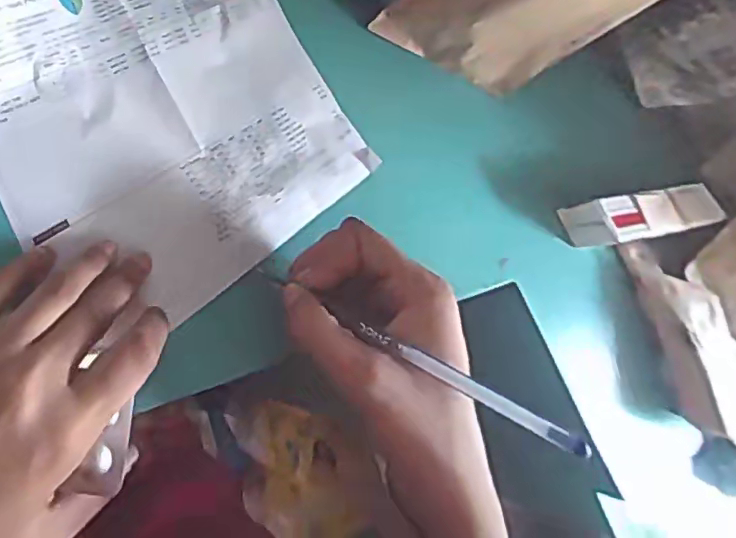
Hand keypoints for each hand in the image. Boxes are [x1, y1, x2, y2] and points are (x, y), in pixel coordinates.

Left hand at [0, 242, 169, 537]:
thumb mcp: (38, 536)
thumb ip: (89, 496)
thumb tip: (125, 456)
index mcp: (65, 430)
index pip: (128, 363)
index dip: (151, 332)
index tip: (158, 314)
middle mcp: (36, 378)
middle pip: (96, 314)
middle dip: (126, 284)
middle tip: (141, 261)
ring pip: (55, 291)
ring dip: (87, 265)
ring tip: (107, 247)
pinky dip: (27, 267)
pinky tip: (46, 254)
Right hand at [282, 218, 507, 537]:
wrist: (449, 495)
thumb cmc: (422, 435)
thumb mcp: (367, 381)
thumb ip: (320, 332)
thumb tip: (286, 294)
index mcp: (420, 288)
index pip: (359, 240)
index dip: (323, 257)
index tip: (297, 290)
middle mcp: (413, 290)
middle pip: (351, 254)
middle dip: (319, 275)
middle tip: (296, 309)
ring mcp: (403, 311)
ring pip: (346, 278)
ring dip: (320, 296)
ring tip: (305, 328)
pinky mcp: (391, 332)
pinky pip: (349, 303)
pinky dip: (327, 314)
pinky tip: (319, 339)